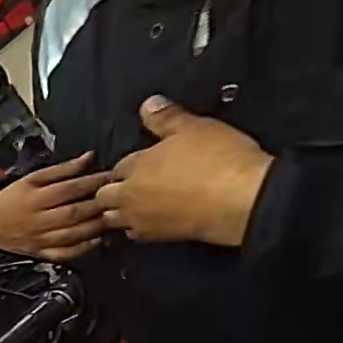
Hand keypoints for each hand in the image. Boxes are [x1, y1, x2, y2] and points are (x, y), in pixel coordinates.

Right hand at [0, 152, 116, 261]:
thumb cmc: (10, 199)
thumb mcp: (31, 179)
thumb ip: (61, 170)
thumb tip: (90, 158)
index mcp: (35, 197)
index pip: (70, 189)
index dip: (93, 182)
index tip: (111, 176)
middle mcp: (38, 220)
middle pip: (74, 213)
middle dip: (98, 205)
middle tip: (116, 197)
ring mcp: (40, 239)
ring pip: (72, 234)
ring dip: (95, 226)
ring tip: (111, 217)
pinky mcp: (41, 253)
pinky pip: (65, 253)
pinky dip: (83, 248)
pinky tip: (97, 239)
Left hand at [96, 96, 275, 247]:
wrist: (239, 200)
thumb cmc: (219, 159)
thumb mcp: (193, 128)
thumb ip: (166, 118)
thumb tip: (148, 104)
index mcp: (135, 167)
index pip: (117, 167)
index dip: (128, 166)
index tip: (138, 166)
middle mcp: (129, 195)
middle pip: (104, 196)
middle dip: (111, 191)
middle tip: (128, 187)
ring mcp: (138, 218)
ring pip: (110, 218)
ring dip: (116, 212)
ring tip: (131, 205)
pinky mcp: (152, 237)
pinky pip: (131, 235)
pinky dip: (134, 229)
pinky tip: (145, 222)